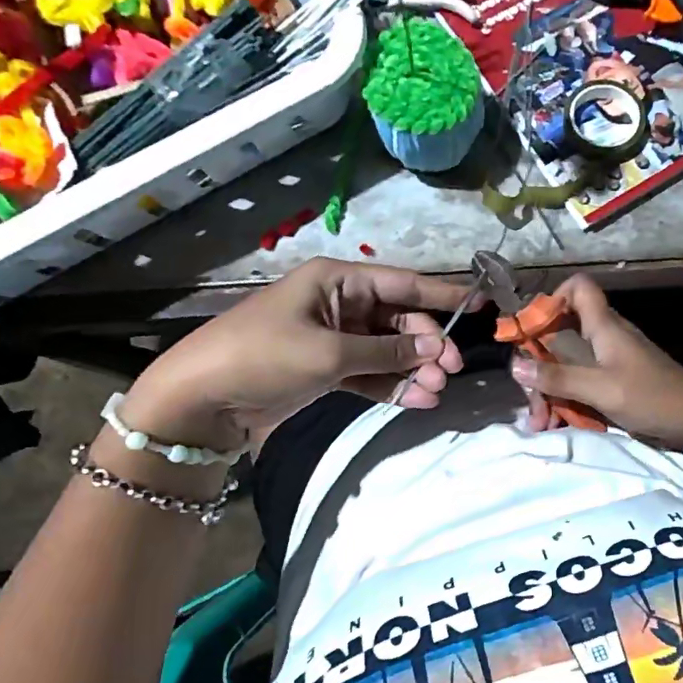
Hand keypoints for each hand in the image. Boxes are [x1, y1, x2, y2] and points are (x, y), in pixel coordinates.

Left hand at [124, 258, 477, 452]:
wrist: (203, 397)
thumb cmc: (263, 356)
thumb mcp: (329, 352)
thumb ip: (386, 351)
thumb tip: (437, 351)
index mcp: (338, 281)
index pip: (402, 284)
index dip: (442, 295)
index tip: (479, 305)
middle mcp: (342, 304)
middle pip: (401, 321)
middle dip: (428, 345)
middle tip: (449, 371)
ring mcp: (337, 338)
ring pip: (390, 351)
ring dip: (414, 370)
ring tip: (435, 392)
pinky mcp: (331, 369)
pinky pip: (373, 373)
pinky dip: (394, 386)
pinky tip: (418, 401)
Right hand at [508, 274, 682, 443]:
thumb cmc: (652, 397)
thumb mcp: (600, 389)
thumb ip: (558, 378)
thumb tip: (514, 365)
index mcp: (604, 326)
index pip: (578, 288)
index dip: (552, 299)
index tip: (530, 330)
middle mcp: (605, 338)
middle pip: (562, 335)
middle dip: (539, 366)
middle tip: (530, 402)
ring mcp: (610, 362)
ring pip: (569, 365)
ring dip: (551, 391)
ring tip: (542, 424)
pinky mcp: (615, 383)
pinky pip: (582, 385)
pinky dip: (568, 401)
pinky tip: (558, 425)